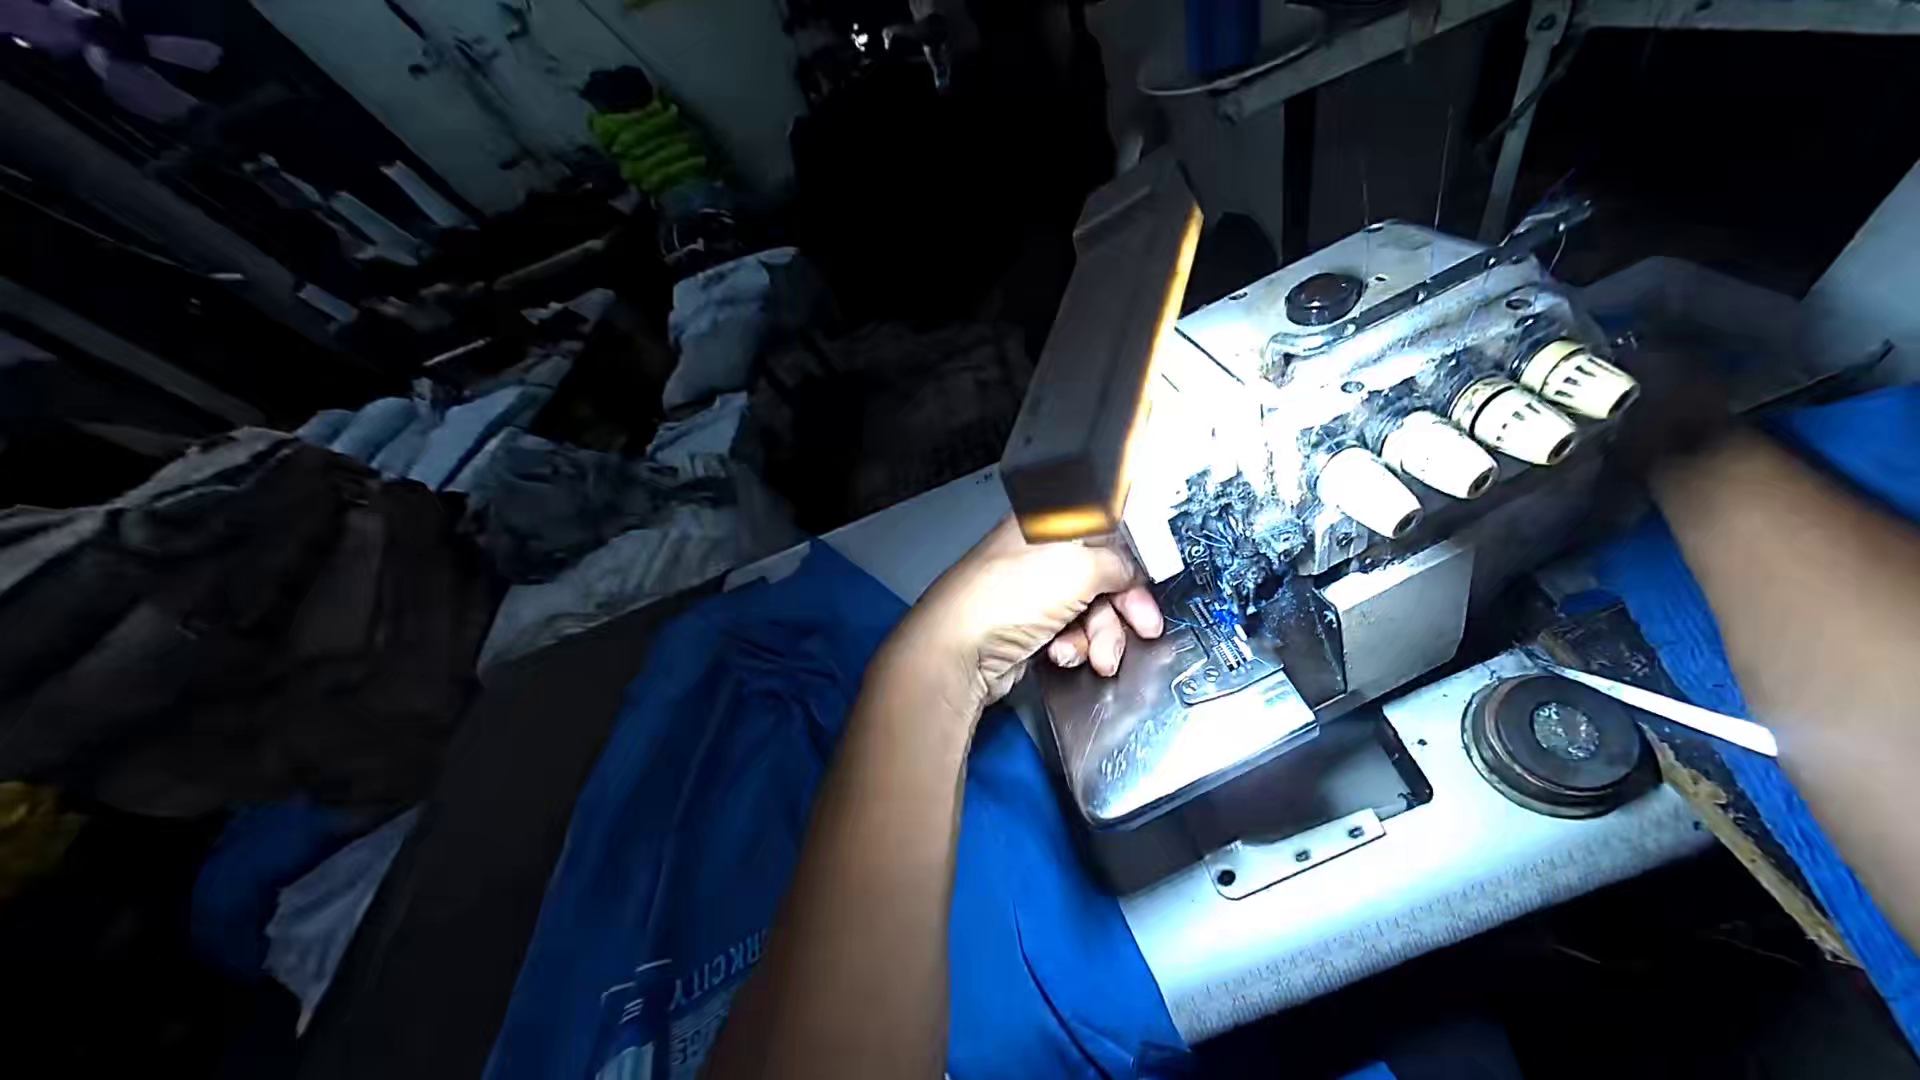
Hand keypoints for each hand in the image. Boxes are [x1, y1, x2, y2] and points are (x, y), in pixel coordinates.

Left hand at [877, 517, 1164, 715]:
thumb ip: (1119, 563)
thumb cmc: (1011, 595)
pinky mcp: (1029, 625)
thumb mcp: (1081, 567)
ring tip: (1098, 657)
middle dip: (1125, 606)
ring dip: (1101, 636)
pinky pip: (1069, 633)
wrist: (959, 650)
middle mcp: (1040, 554)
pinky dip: (1074, 647)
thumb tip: (1133, 569)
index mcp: (1050, 524)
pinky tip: (1061, 655)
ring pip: (1090, 609)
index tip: (1153, 580)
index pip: (1106, 529)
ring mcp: (1033, 591)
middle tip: (1146, 628)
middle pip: (1103, 574)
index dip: (1134, 555)